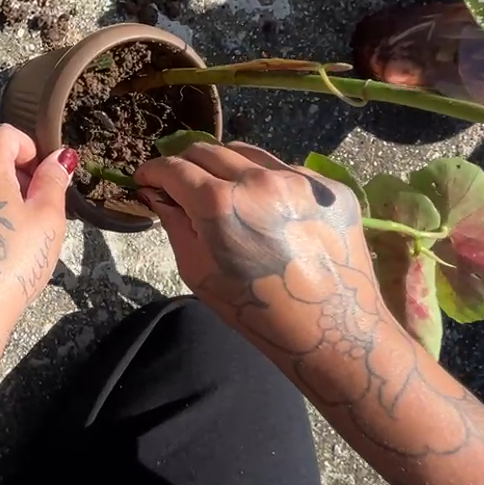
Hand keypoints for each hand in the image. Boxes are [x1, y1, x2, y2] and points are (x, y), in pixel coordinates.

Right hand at [134, 141, 398, 360]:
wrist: (338, 335)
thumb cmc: (257, 310)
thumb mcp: (197, 270)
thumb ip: (173, 223)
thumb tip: (155, 193)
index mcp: (219, 203)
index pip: (172, 168)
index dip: (151, 171)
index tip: (145, 179)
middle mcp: (258, 180)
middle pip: (205, 149)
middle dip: (184, 163)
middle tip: (179, 184)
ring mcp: (299, 180)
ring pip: (244, 152)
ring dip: (223, 166)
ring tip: (224, 191)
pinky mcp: (330, 187)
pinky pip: (283, 169)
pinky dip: (264, 181)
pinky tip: (267, 210)